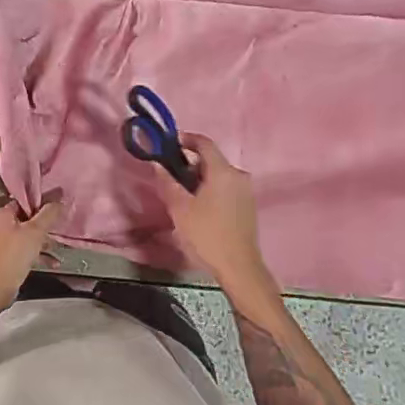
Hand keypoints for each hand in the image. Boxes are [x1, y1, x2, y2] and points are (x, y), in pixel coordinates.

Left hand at [0, 199, 60, 327]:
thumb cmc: (14, 256)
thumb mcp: (35, 232)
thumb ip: (48, 215)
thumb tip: (59, 201)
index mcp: (3, 215)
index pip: (24, 201)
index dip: (41, 203)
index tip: (57, 207)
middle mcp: (0, 226)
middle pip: (27, 219)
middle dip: (45, 225)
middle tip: (60, 227)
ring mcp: (3, 243)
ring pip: (28, 236)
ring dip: (44, 241)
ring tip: (60, 246)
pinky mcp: (7, 258)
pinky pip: (25, 251)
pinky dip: (38, 254)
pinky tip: (54, 262)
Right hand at [154, 132, 270, 290]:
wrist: (238, 266)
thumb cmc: (206, 234)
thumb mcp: (180, 208)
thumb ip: (167, 182)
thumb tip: (157, 164)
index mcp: (223, 172)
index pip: (204, 143)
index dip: (185, 139)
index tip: (168, 143)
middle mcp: (238, 175)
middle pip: (211, 160)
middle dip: (189, 163)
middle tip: (168, 173)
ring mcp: (246, 190)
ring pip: (218, 175)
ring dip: (198, 178)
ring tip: (179, 192)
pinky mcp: (247, 204)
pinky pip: (225, 187)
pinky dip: (209, 188)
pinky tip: (197, 204)